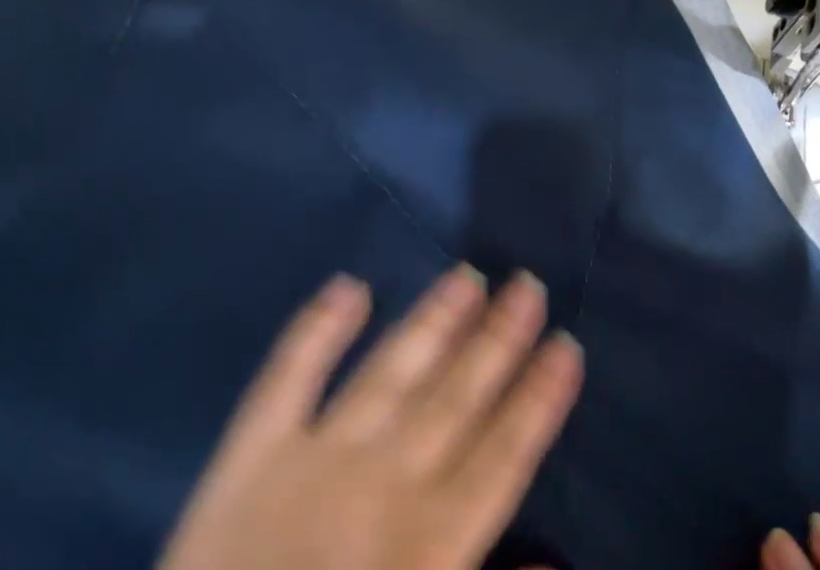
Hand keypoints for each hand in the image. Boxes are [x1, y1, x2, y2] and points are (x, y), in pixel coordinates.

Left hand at [158, 266, 583, 569]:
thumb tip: (556, 561)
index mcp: (434, 539)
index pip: (504, 453)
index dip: (539, 398)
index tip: (565, 345)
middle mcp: (386, 481)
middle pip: (457, 398)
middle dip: (499, 341)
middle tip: (526, 286)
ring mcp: (319, 455)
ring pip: (392, 373)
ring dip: (433, 322)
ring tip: (467, 277)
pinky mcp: (254, 446)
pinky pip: (289, 375)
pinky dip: (316, 329)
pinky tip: (348, 287)